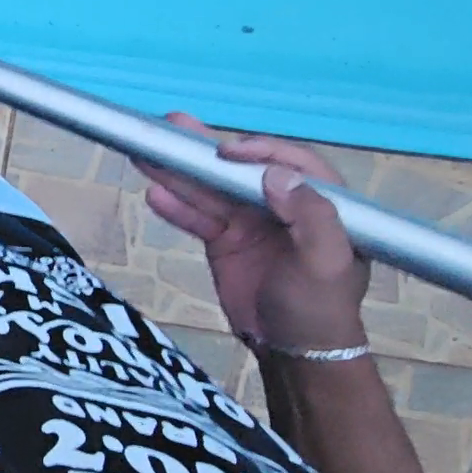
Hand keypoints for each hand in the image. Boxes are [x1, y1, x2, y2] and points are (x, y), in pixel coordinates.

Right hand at [131, 114, 370, 351]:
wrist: (291, 348)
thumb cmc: (319, 306)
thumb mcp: (325, 262)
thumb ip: (310, 216)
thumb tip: (275, 174)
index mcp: (320, 203)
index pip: (289, 164)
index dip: (258, 152)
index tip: (224, 152)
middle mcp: (281, 206)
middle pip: (239, 170)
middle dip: (204, 149)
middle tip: (172, 124)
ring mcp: (248, 222)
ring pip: (209, 191)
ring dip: (178, 173)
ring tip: (146, 152)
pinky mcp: (222, 240)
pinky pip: (195, 217)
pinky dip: (174, 207)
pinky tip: (154, 194)